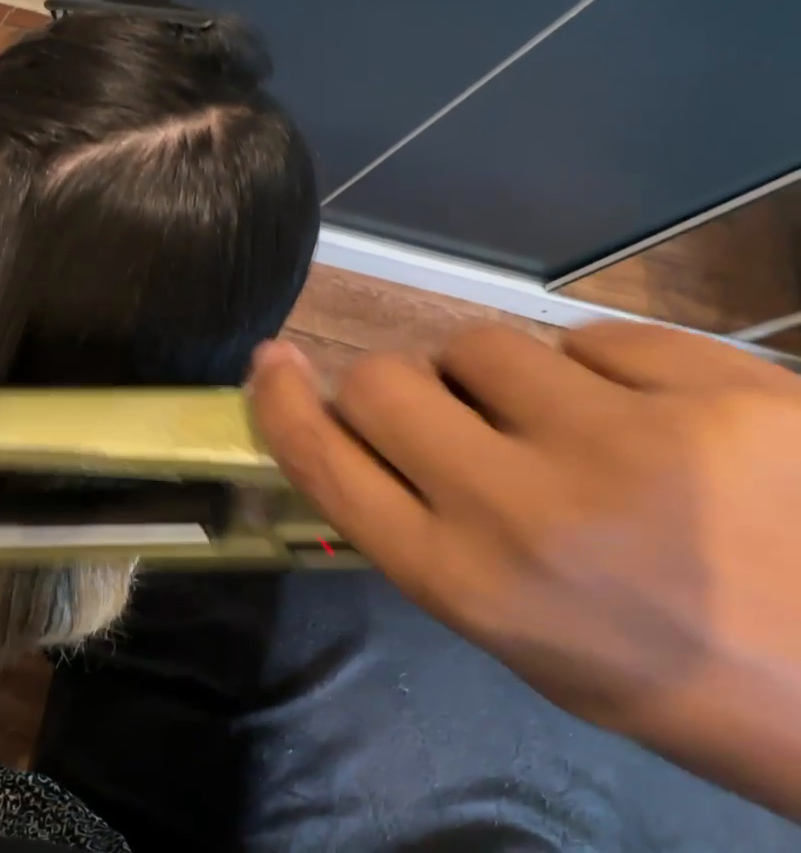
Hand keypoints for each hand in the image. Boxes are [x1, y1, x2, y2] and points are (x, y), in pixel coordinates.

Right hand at [249, 322, 800, 817]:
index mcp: (462, 579)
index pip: (322, 459)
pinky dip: (603, 369)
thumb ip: (410, 523)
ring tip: (568, 423)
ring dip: (498, 376)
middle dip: (395, 388)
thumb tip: (338, 422)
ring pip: (480, 344)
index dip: (280, 399)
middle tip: (446, 414)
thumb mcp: (502, 625)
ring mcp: (631, 444)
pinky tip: (656, 420)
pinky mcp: (732, 396)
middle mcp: (524, 509)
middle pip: (380, 381)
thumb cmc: (654, 666)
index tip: (271, 360)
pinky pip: (595, 337)